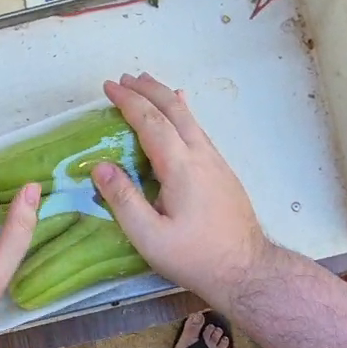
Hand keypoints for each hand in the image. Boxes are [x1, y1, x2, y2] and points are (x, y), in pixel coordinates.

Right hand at [90, 73, 273, 310]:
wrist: (246, 270)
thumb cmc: (194, 257)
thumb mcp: (149, 236)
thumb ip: (124, 200)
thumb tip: (100, 167)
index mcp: (180, 167)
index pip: (151, 122)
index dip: (129, 101)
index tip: (110, 87)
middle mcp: (201, 155)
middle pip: (175, 110)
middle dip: (149, 90)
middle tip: (126, 78)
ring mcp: (216, 162)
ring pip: (190, 118)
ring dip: (166, 98)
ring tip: (149, 86)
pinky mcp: (223, 173)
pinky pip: (199, 132)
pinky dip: (183, 115)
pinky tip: (183, 116)